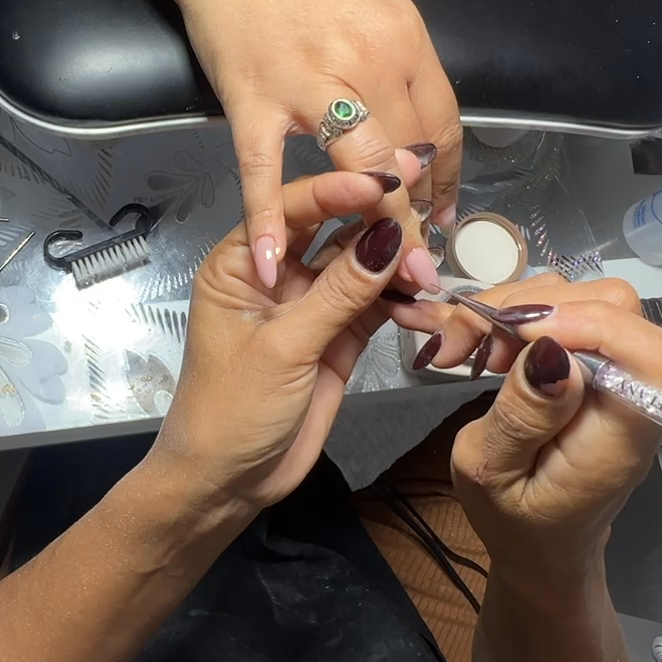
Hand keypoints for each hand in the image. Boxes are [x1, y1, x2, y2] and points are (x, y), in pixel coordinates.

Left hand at [152, 167, 418, 509]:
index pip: (292, 209)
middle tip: (424, 196)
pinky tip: (426, 304)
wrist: (229, 481)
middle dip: (377, 219)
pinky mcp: (338, 336)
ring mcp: (311, 304)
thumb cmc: (232, 408)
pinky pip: (375, 307)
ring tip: (432, 263)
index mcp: (242, 262)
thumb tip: (389, 237)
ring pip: (360, 267)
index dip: (338, 191)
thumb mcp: (283, 346)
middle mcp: (278, 273)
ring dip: (396, 264)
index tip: (386, 180)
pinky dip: (401, 304)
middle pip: (333, 230)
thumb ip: (338, 294)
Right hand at [160, 0, 461, 291]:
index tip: (443, 215)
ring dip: (376, 229)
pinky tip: (274, 262)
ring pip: (359, 170)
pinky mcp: (252, 99)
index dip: (446, 179)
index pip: (442, 123)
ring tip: (385, 277)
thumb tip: (408, 121)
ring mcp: (308, 83)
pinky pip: (264, 171)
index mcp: (403, 36)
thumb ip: (395, 61)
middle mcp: (367, 61)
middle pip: (410, 156)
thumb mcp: (371, 1)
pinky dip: (268, 221)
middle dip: (423, 219)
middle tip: (424, 268)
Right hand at [415, 276, 661, 570]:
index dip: (593, 323)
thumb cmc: (513, 520)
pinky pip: (567, 309)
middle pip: (617, 307)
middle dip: (534, 307)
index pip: (655, 356)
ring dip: (518, 306)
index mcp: (621, 436)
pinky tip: (488, 343)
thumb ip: (521, 417)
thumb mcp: (491, 474)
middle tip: (476, 343)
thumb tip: (550, 352)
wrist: (539, 543)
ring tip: (475, 347)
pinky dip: (518, 312)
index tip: (518, 333)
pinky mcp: (593, 363)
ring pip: (587, 297)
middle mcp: (632, 395)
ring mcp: (616, 375)